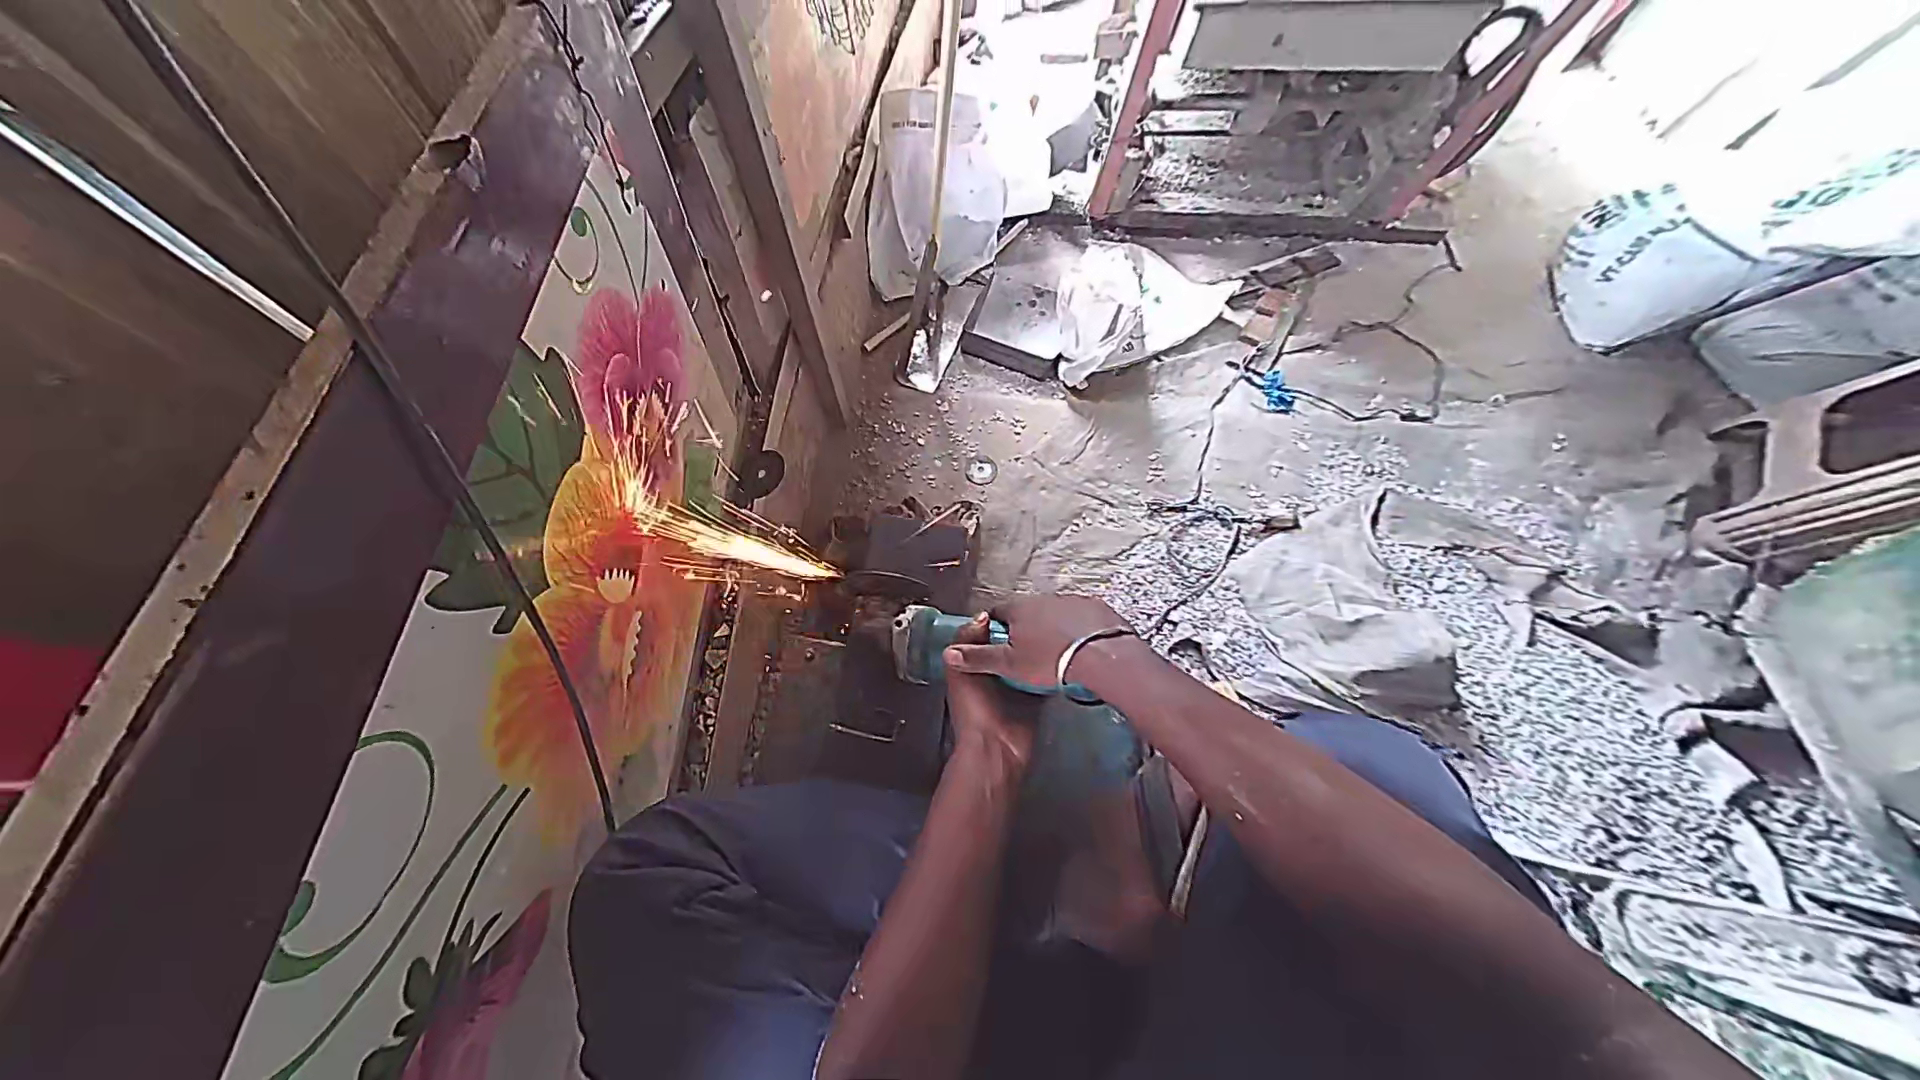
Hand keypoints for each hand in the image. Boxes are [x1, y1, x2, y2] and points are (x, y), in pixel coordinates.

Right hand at [943, 594, 1131, 689]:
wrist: (1101, 658)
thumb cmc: (1051, 661)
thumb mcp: (1008, 665)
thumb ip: (978, 658)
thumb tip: (949, 654)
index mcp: (1019, 609)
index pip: (997, 613)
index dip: (995, 629)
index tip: (998, 645)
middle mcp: (1044, 599)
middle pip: (1027, 612)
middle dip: (1025, 629)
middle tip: (1028, 655)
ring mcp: (1072, 601)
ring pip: (1054, 613)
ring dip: (1053, 628)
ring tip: (1057, 654)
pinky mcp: (1096, 608)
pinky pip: (1081, 617)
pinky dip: (1078, 629)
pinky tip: (1081, 648)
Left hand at [944, 614, 1039, 768]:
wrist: (997, 748)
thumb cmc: (973, 710)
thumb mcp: (959, 672)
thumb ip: (965, 642)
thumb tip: (982, 616)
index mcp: (973, 667)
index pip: (986, 638)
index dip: (997, 624)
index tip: (1014, 609)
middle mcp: (996, 675)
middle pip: (1010, 647)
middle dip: (1020, 635)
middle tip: (1038, 617)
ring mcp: (1018, 686)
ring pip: (1028, 659)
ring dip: (1037, 649)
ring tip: (1051, 628)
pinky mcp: (1037, 695)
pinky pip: (1045, 675)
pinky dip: (1051, 665)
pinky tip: (1060, 650)